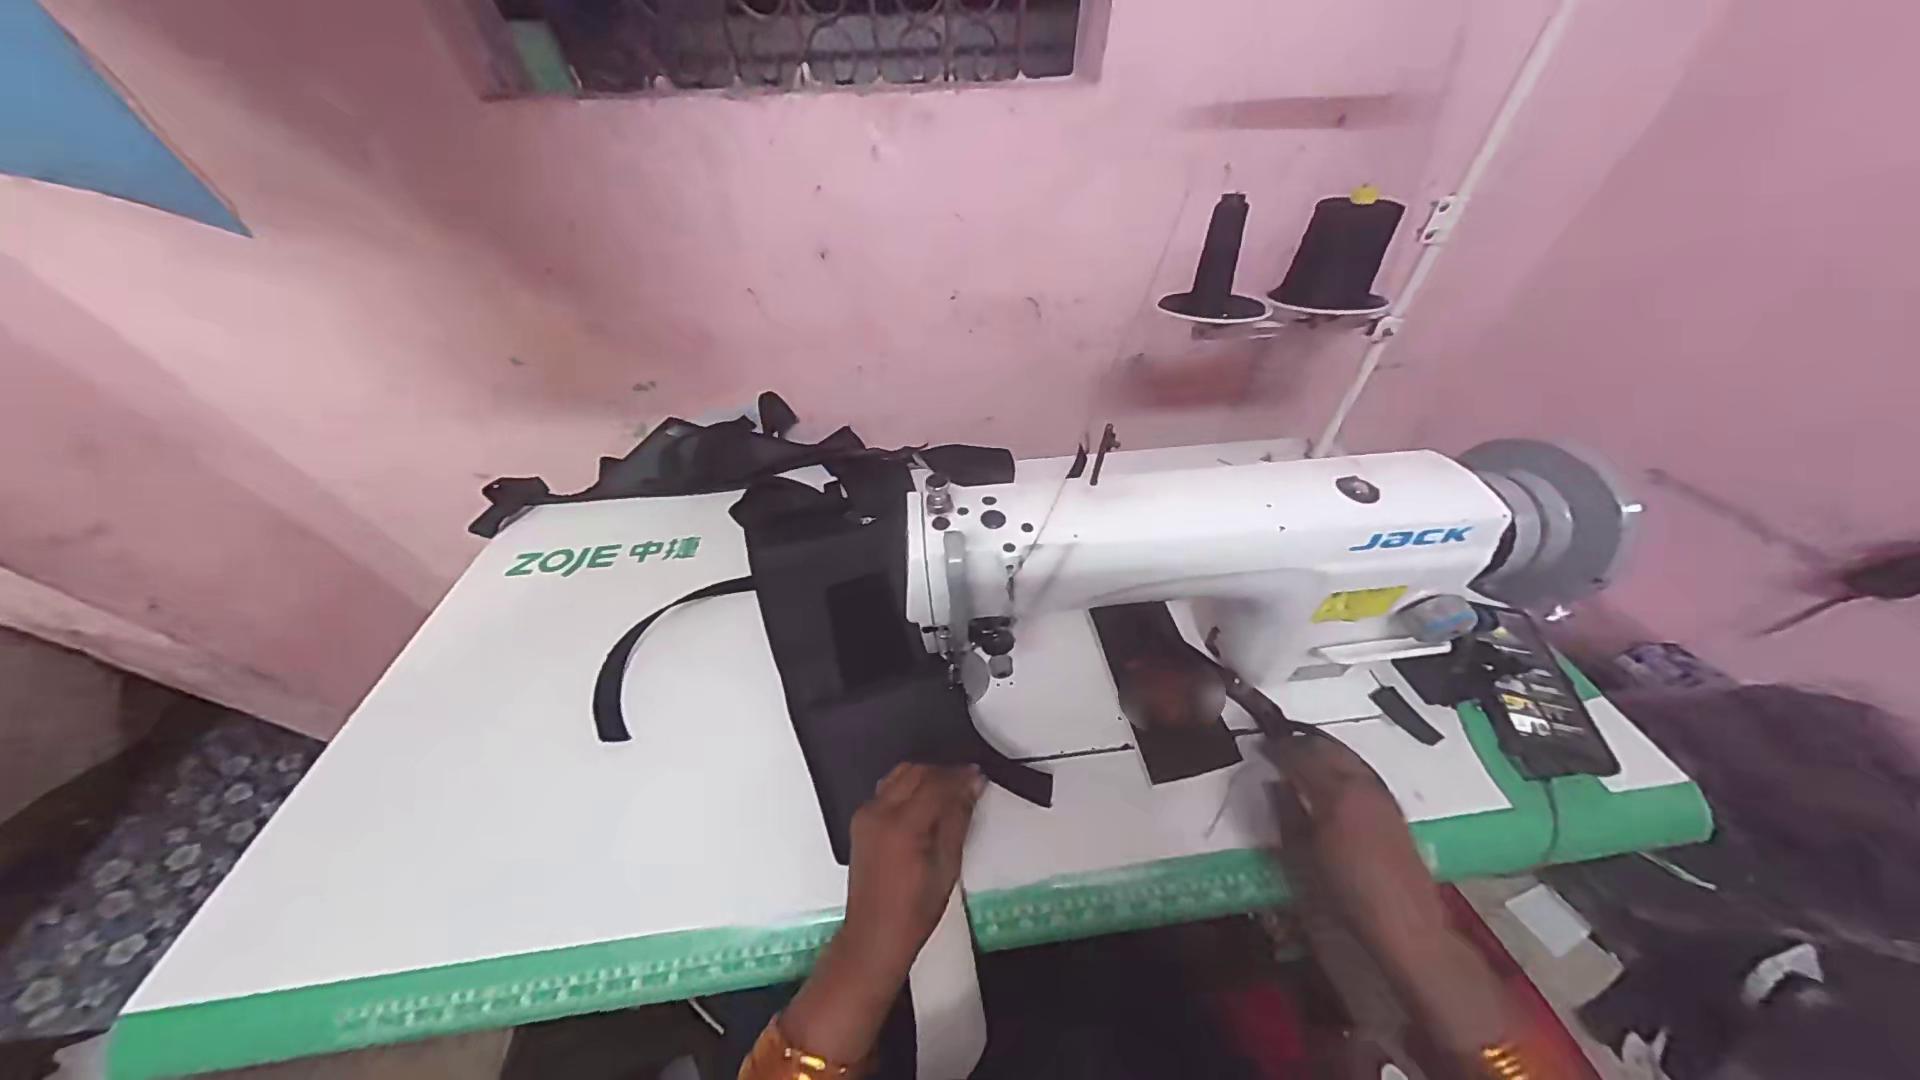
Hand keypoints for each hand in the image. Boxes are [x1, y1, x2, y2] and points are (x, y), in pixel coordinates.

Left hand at [841, 763, 983, 973]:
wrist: (874, 936)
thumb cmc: (913, 911)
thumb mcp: (947, 865)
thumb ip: (958, 819)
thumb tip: (970, 788)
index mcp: (902, 826)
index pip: (936, 783)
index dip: (960, 776)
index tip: (977, 776)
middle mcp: (879, 813)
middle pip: (916, 772)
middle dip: (943, 773)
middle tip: (966, 784)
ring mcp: (866, 815)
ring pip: (899, 774)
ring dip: (925, 776)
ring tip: (947, 792)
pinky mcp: (861, 820)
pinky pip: (887, 788)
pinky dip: (908, 786)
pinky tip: (924, 802)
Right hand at [1264, 732, 1451, 952]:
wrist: (1405, 927)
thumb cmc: (1346, 894)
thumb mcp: (1300, 855)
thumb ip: (1286, 812)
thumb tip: (1276, 786)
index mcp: (1336, 793)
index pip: (1299, 756)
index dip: (1277, 749)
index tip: (1262, 748)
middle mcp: (1363, 786)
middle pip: (1327, 748)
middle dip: (1300, 744)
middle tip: (1280, 748)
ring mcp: (1383, 796)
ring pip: (1347, 756)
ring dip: (1323, 752)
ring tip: (1303, 758)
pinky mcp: (1395, 810)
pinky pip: (1363, 773)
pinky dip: (1342, 766)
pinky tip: (1332, 778)